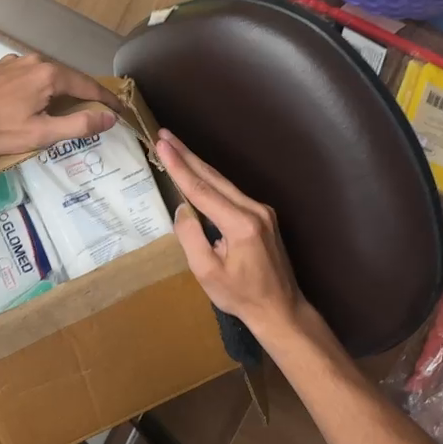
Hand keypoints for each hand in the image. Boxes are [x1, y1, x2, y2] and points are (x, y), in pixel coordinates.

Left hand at [0, 54, 118, 155]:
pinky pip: (27, 76)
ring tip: (68, 106)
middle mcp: (33, 61)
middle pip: (68, 77)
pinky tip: (34, 99)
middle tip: (97, 109)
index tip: (120, 110)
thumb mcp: (41, 133)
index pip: (88, 86)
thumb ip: (78, 125)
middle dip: (84, 94)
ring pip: (46, 75)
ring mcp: (13, 63)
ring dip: (61, 90)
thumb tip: (109, 117)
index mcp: (49, 75)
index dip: (106, 99)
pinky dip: (39, 87)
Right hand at [155, 129, 309, 332]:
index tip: (162, 145)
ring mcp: (261, 211)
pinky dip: (209, 179)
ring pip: (222, 182)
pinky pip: (230, 192)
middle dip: (187, 154)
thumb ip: (191, 236)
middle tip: (164, 134)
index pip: (202, 189)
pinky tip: (195, 171)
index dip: (179, 166)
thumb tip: (182, 208)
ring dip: (197, 163)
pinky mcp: (262, 216)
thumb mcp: (207, 272)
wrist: (280, 309)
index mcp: (240, 224)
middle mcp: (254, 210)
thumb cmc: (241, 296)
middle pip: (213, 177)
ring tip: (174, 146)